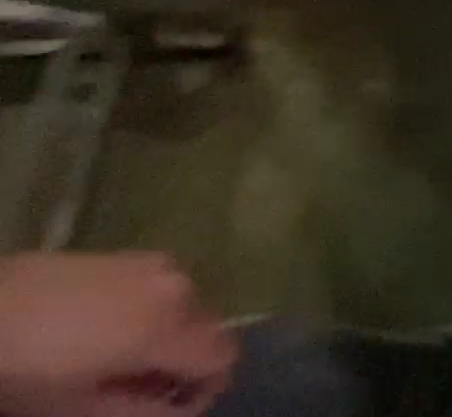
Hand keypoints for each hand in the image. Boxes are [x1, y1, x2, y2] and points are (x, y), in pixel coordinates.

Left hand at [0, 252, 236, 416]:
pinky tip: (103, 327)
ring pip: (187, 309)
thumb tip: (181, 412)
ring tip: (115, 357)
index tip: (172, 407)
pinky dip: (150, 312)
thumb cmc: (21, 368)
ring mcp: (163, 267)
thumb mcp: (69, 408)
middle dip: (181, 362)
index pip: (224, 357)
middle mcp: (183, 289)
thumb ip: (136, 413)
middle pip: (208, 330)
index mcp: (171, 328)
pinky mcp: (140, 256)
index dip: (207, 387)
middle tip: (133, 389)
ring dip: (166, 336)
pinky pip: (165, 289)